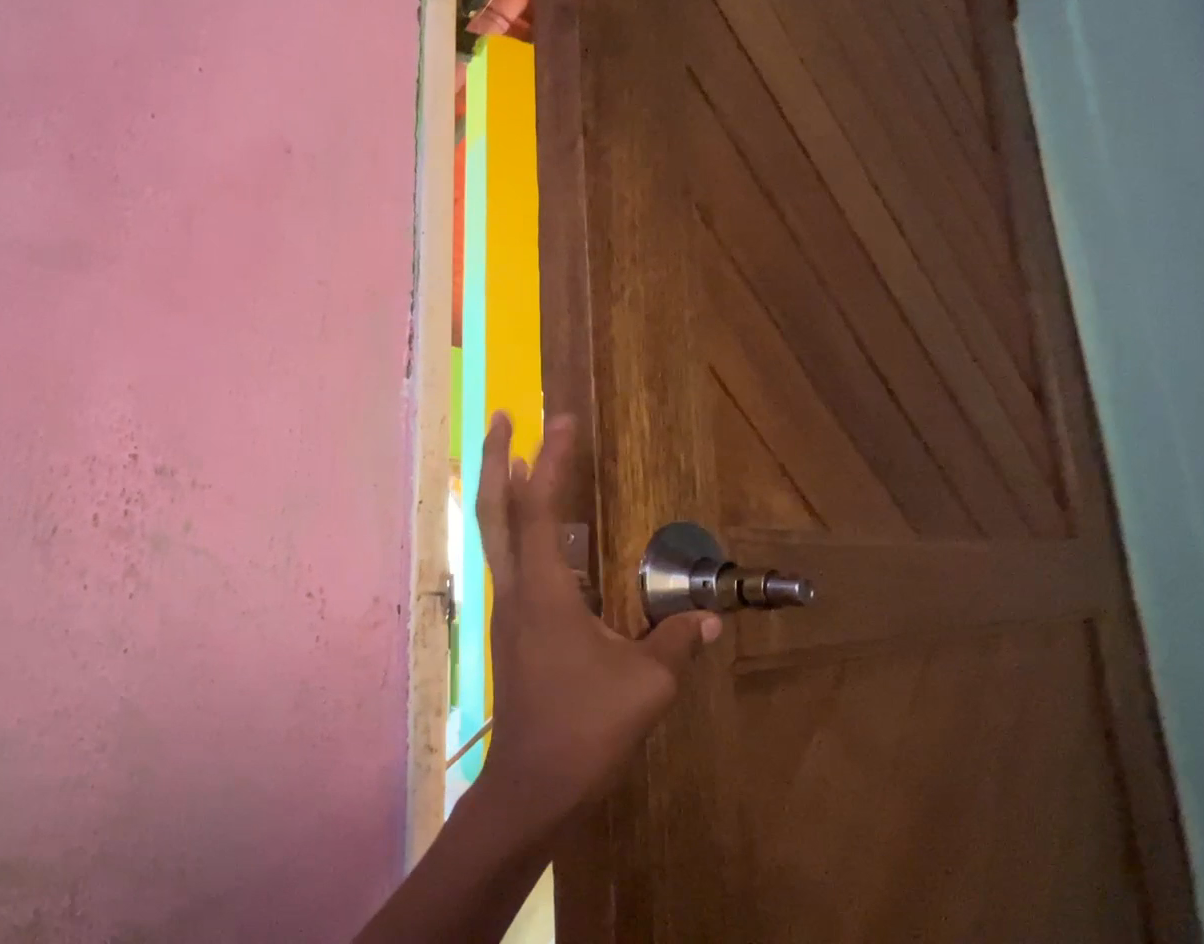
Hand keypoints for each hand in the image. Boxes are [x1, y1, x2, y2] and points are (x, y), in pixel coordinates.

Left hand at [471, 413, 721, 832]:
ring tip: (519, 459)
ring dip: (504, 491)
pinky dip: (519, 529)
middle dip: (493, 457)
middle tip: (501, 416)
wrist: (531, 786)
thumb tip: (710, 618)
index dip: (551, 458)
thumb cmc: (585, 729)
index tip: (562, 419)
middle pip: (493, 510)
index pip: (540, 507)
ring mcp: (507, 611)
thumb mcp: (647, 684)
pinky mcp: (512, 630)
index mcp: (542, 591)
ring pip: (497, 535)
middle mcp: (514, 590)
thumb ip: (677, 642)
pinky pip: (511, 561)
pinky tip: (544, 534)